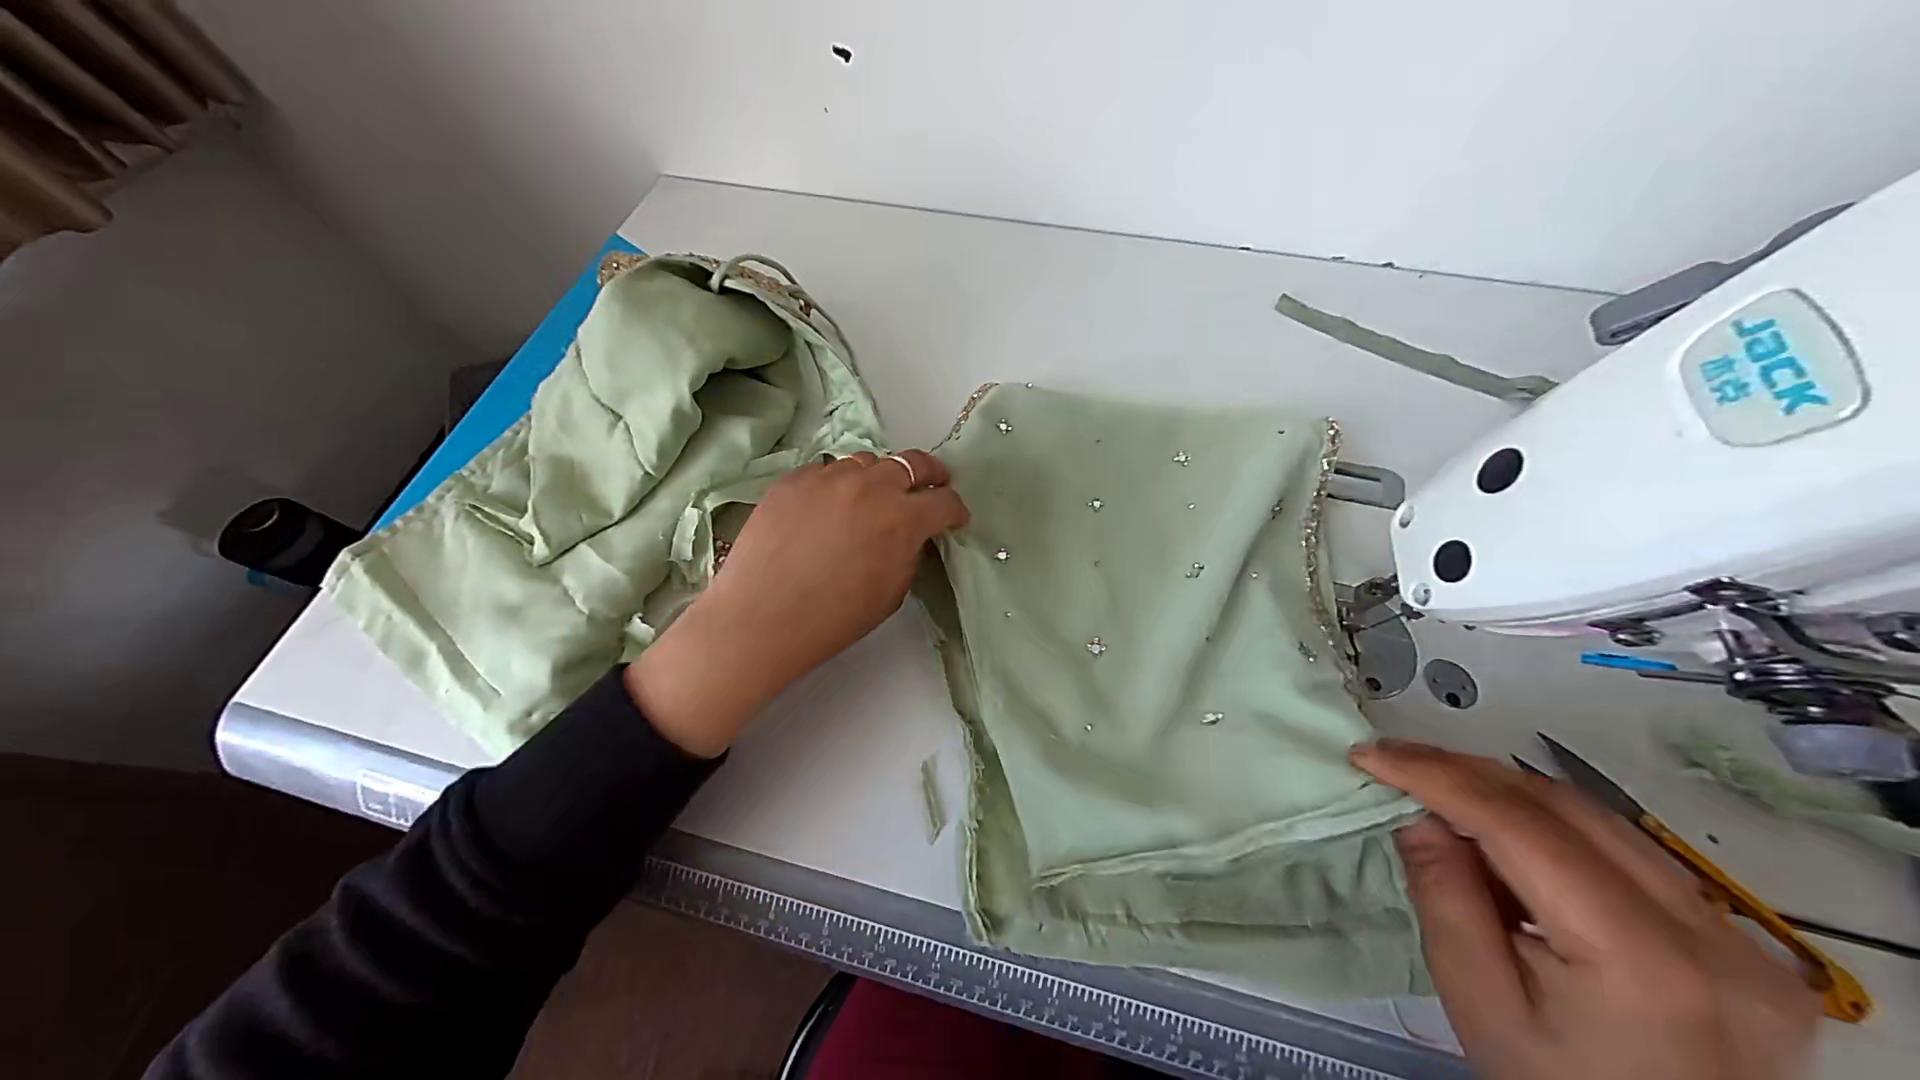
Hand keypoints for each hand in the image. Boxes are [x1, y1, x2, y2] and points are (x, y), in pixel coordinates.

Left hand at [625, 450, 968, 756]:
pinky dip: (838, 484)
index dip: (955, 511)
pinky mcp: (793, 479)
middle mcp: (871, 487)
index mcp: (903, 519)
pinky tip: (829, 506)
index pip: (944, 502)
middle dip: (929, 475)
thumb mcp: (891, 592)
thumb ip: (908, 554)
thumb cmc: (833, 618)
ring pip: (867, 461)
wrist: (762, 616)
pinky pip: (826, 471)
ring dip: (880, 477)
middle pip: (912, 463)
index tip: (955, 519)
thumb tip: (909, 537)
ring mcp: (829, 477)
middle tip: (932, 485)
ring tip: (874, 496)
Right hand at [1351, 739, 1819, 1079]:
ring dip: (1506, 793)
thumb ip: (1445, 895)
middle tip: (1395, 764)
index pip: (1524, 827)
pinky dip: (1549, 825)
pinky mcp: (1739, 939)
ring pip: (1598, 817)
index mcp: (1644, 958)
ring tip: (1438, 793)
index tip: (1370, 756)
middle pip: (1566, 808)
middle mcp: (1712, 934)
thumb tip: (1420, 814)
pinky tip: (1503, 837)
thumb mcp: (1477, 999)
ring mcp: (1738, 935)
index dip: (1439, 777)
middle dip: (1468, 773)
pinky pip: (1624, 847)